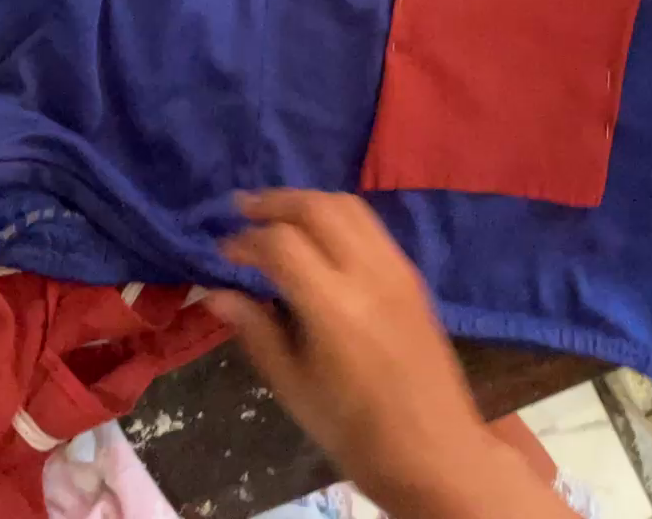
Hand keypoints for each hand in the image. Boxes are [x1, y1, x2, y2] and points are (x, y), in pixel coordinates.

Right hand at [207, 191, 573, 518]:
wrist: (436, 451)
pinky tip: (316, 231)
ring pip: (347, 205)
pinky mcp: (410, 271)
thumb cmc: (355, 432)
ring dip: (306, 200)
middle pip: (316, 207)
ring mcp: (395, 267)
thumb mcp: (294, 388)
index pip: (281, 244)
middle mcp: (368, 273)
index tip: (222, 250)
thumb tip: (215, 292)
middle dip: (274, 201)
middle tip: (241, 208)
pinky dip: (334, 213)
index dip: (245, 240)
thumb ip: (255, 331)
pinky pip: (368, 223)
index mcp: (334, 307)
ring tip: (275, 212)